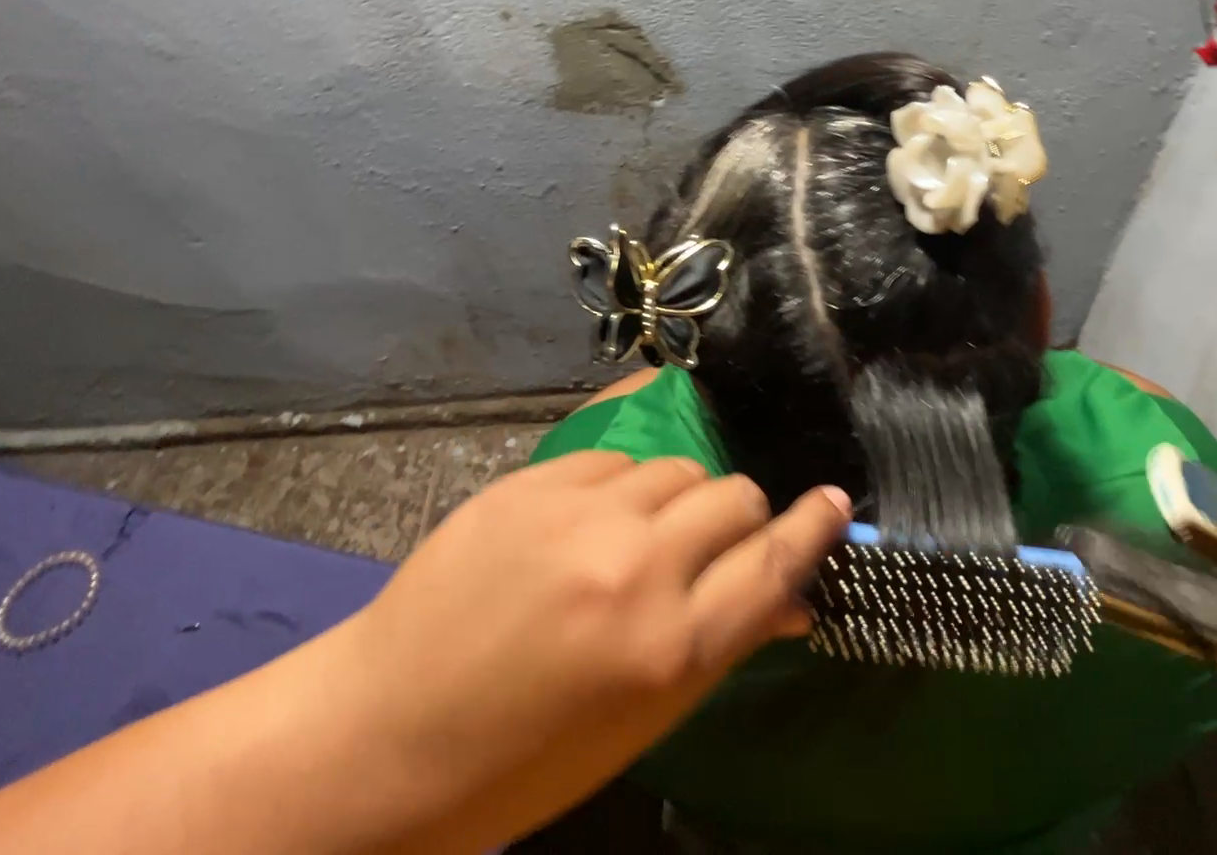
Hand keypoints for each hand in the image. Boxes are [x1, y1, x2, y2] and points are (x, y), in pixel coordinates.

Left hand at [333, 451, 851, 846]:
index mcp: (672, 647)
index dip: (813, 526)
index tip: (833, 501)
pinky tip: (591, 524)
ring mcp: (577, 518)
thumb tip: (793, 599)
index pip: (775, 560)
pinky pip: (615, 460)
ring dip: (681, 500)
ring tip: (645, 536)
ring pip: (679, 469)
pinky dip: (622, 488)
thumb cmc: (531, 756)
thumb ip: (726, 644)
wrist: (384, 738)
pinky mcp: (527, 487)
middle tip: (712, 548)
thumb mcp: (649, 719)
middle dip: (740, 519)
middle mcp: (635, 568)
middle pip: (736, 497)